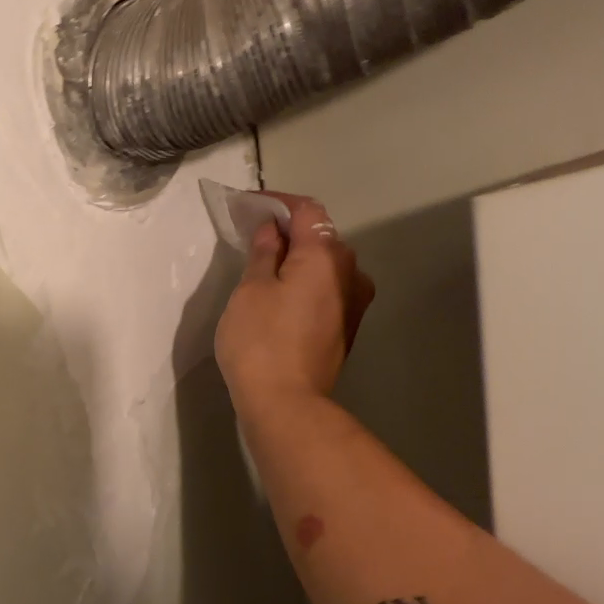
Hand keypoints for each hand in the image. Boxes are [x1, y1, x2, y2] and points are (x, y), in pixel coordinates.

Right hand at [213, 193, 374, 417]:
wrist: (285, 400)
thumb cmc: (260, 340)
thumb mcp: (250, 291)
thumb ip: (264, 255)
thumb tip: (272, 231)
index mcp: (325, 255)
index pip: (307, 212)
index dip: (278, 203)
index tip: (250, 204)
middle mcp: (349, 270)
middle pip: (320, 238)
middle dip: (289, 232)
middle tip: (253, 238)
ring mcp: (353, 300)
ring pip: (325, 266)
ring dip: (298, 260)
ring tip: (265, 270)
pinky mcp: (345, 326)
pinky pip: (325, 290)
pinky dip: (304, 284)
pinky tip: (280, 297)